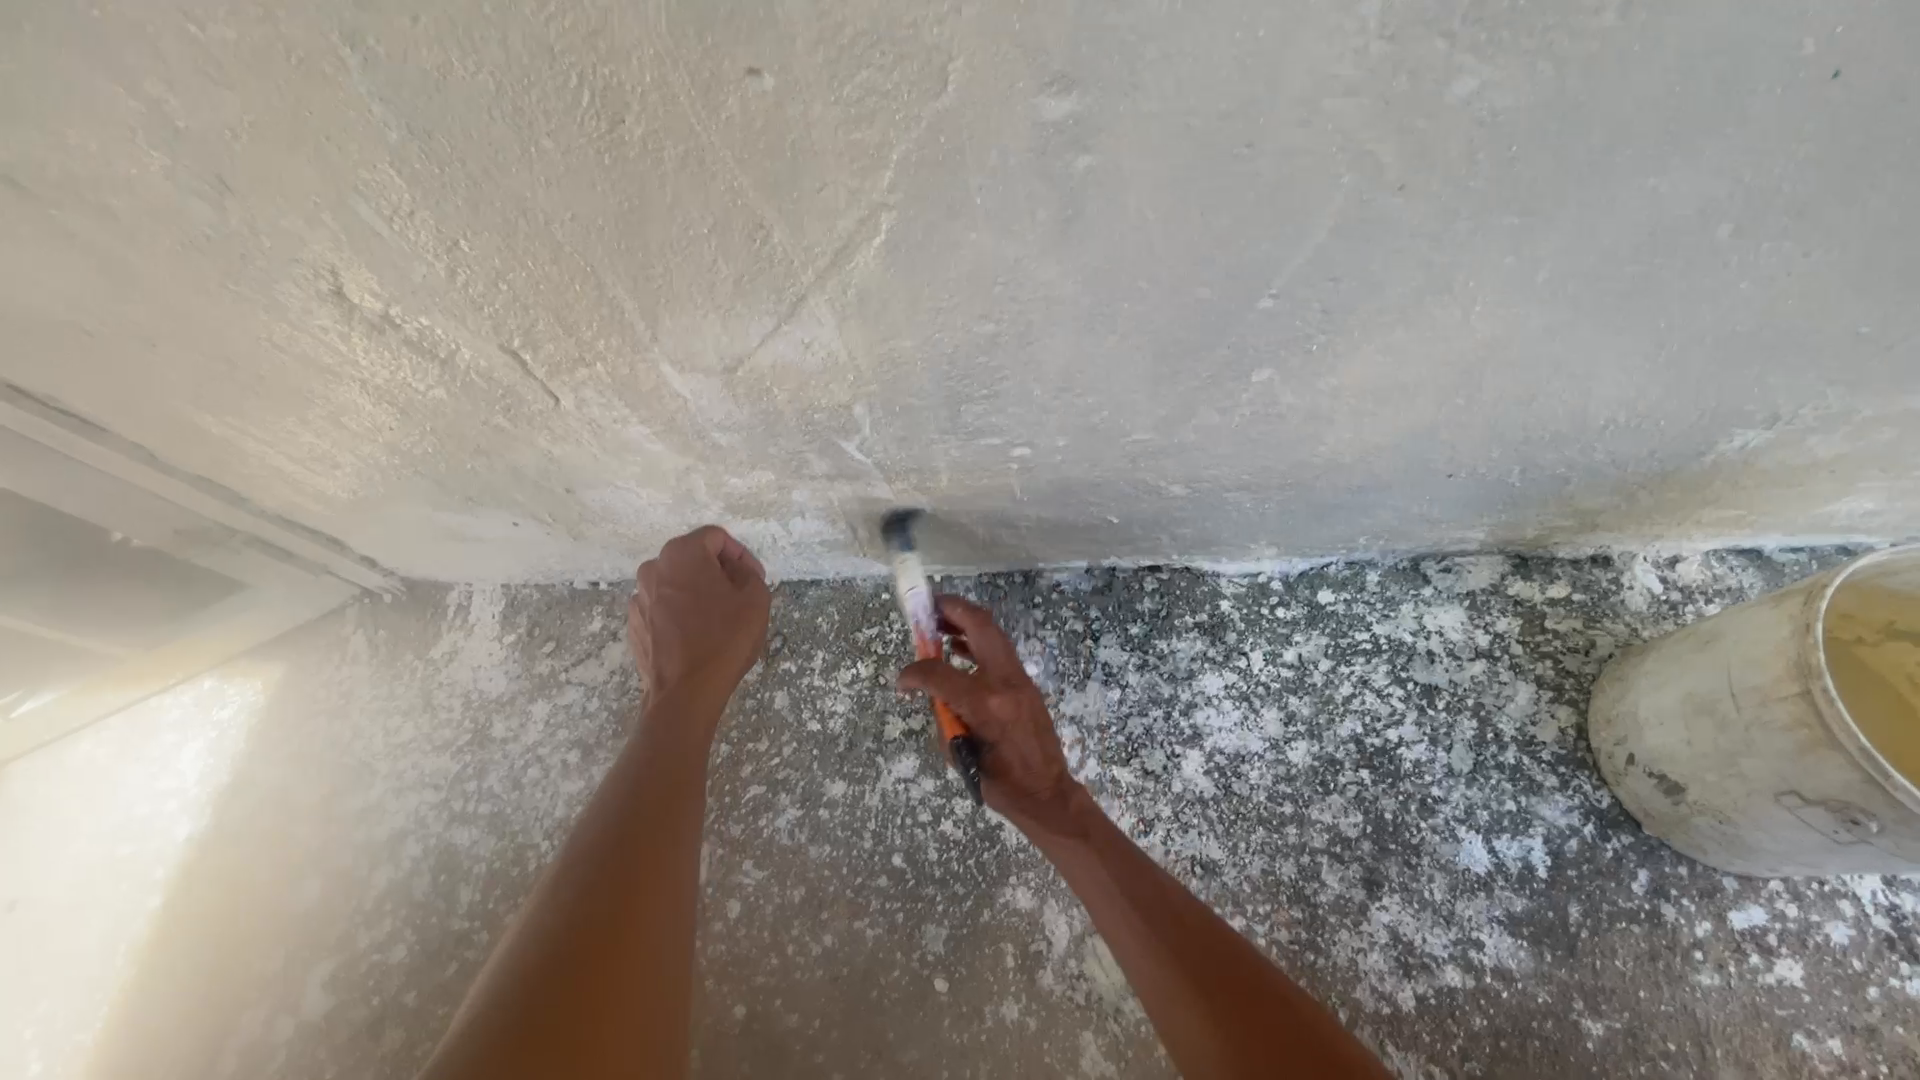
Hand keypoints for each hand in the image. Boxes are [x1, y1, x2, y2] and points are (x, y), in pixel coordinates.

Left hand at [628, 526, 770, 716]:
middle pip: (693, 557)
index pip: (716, 537)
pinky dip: (681, 613)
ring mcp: (638, 597)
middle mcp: (653, 568)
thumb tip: (735, 571)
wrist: (685, 692)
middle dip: (719, 572)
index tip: (755, 577)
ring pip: (676, 583)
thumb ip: (748, 572)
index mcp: (682, 553)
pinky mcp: (634, 623)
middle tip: (740, 596)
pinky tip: (696, 635)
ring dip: (698, 592)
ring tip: (718, 618)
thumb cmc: (724, 639)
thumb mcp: (755, 598)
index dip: (741, 554)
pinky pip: (663, 606)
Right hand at [896, 596, 1089, 837]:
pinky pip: (1000, 651)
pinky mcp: (1026, 684)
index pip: (939, 673)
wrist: (1046, 793)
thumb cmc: (1000, 785)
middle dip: (951, 609)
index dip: (914, 673)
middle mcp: (1005, 682)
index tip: (903, 681)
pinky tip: (959, 648)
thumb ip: (945, 717)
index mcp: (985, 705)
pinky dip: (978, 641)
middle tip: (927, 607)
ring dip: (965, 621)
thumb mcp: (959, 756)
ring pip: (993, 632)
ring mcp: (1020, 680)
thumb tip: (934, 694)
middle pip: (979, 625)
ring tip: (939, 622)